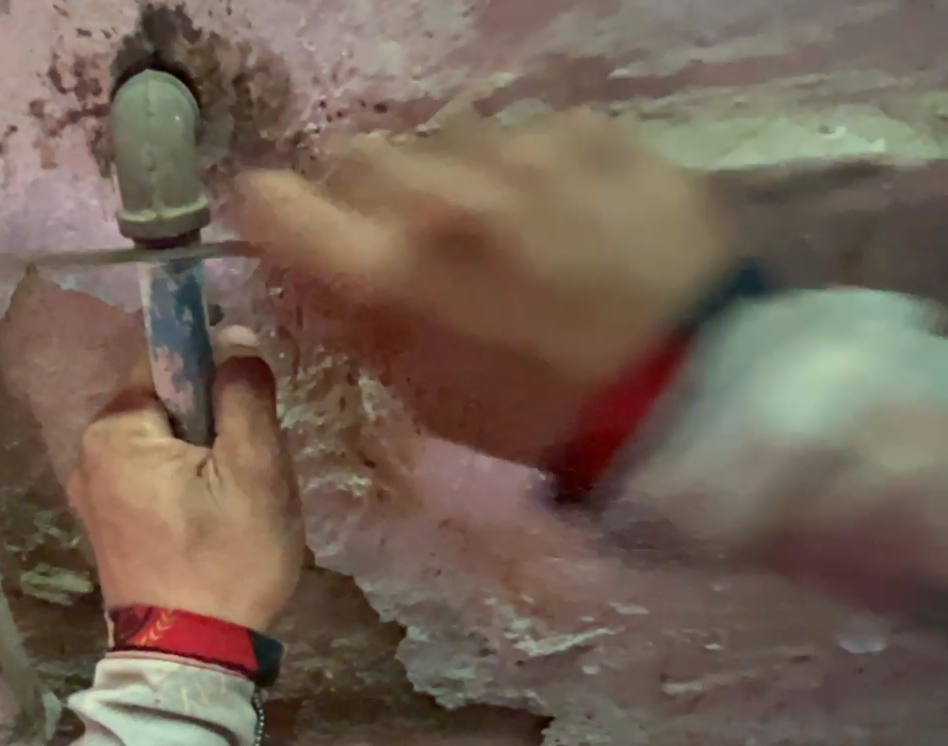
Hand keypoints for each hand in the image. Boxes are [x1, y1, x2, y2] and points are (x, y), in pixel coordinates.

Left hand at [66, 328, 304, 631]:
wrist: (190, 655)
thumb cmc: (226, 560)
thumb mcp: (254, 472)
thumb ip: (244, 395)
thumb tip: (234, 336)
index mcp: (113, 432)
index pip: (164, 361)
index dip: (212, 371)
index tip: (248, 408)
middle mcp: (86, 456)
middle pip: (162, 405)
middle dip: (210, 422)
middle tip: (247, 468)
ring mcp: (90, 496)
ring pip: (159, 445)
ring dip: (200, 457)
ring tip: (231, 502)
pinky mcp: (103, 527)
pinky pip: (146, 479)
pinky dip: (179, 486)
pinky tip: (207, 522)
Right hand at [238, 111, 734, 462]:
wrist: (680, 388)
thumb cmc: (530, 411)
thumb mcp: (419, 392)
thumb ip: (355, 324)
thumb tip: (314, 275)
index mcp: (390, 275)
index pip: (274, 201)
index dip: (267, 213)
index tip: (284, 229)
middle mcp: (441, 197)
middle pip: (353, 155)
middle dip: (359, 197)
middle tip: (399, 238)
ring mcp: (519, 154)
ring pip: (437, 140)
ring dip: (442, 182)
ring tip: (491, 231)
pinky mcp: (589, 132)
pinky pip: (517, 135)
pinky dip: (515, 173)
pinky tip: (553, 217)